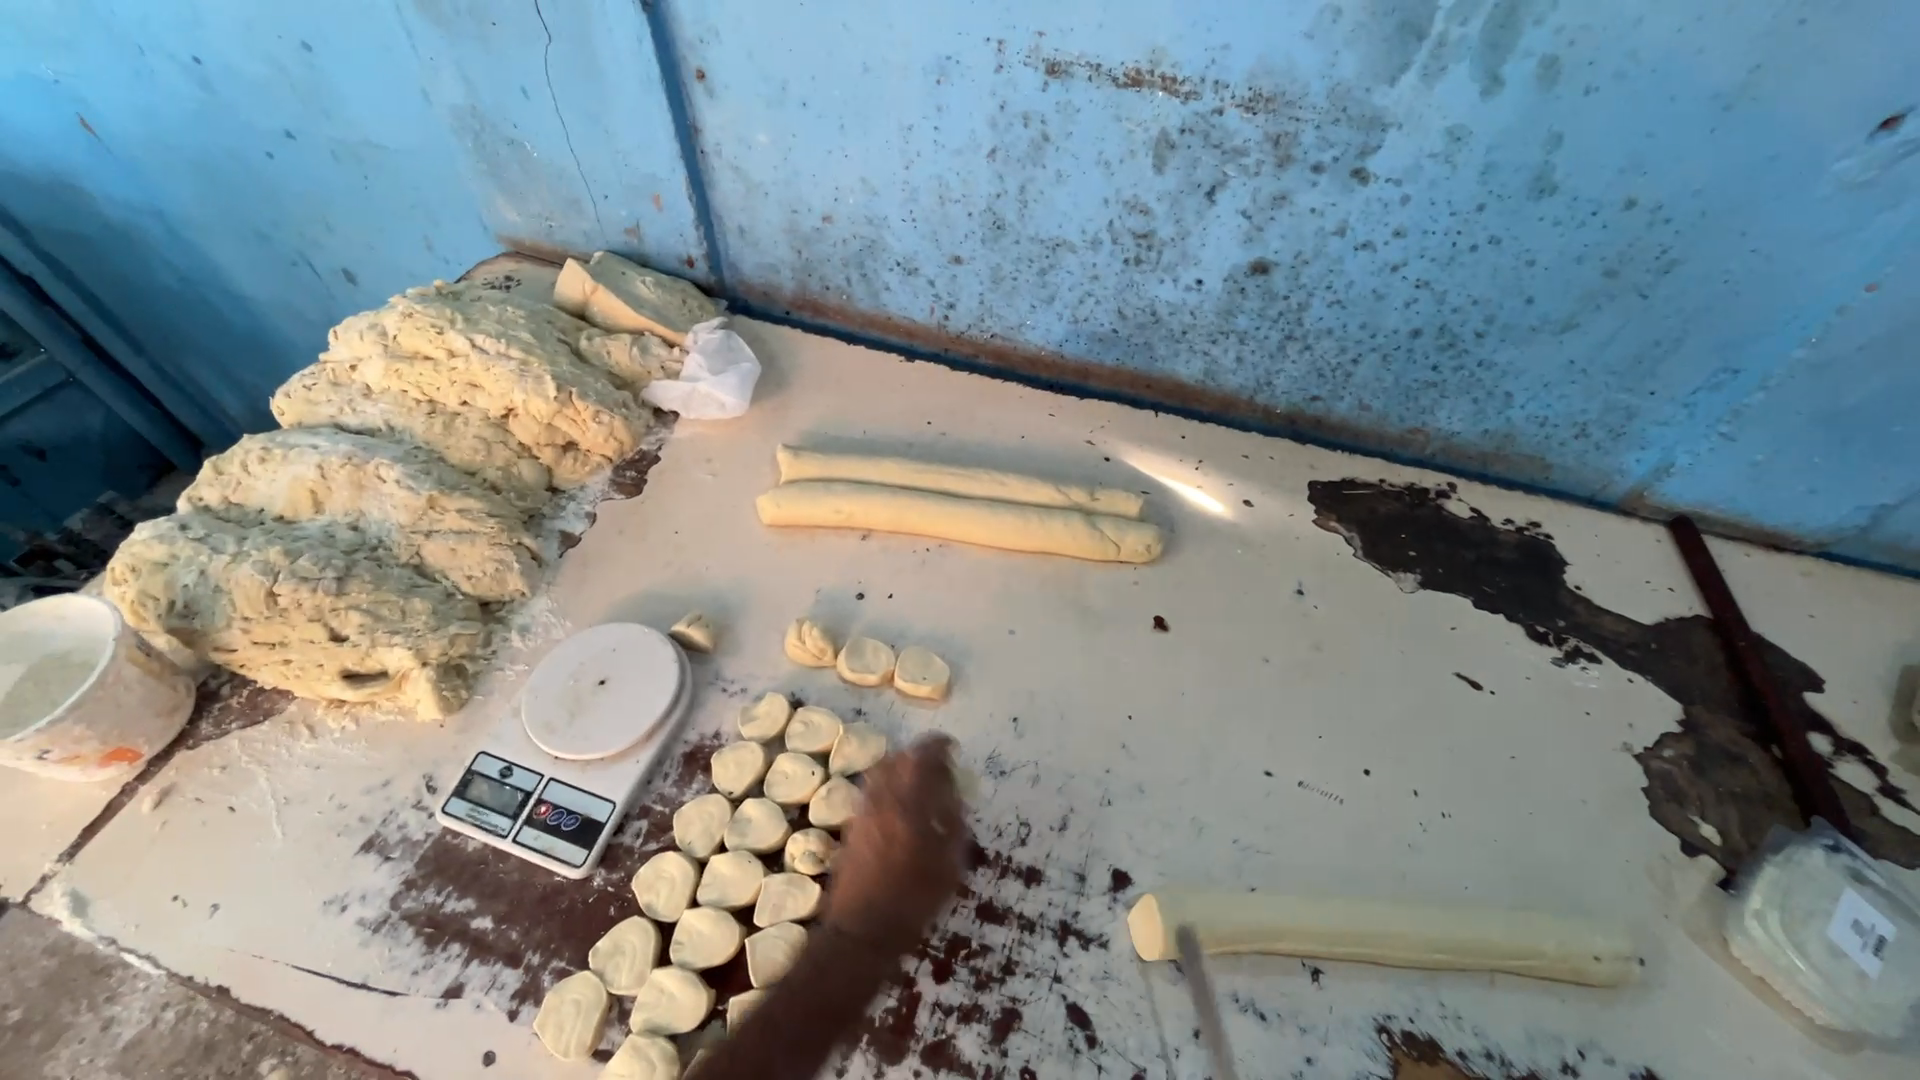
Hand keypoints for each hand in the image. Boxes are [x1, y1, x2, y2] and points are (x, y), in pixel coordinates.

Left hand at [823, 734, 970, 954]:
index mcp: (908, 805)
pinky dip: (887, 786)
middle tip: (936, 763)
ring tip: (918, 780)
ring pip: (879, 772)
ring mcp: (862, 812)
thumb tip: (955, 799)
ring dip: (900, 767)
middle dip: (918, 754)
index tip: (951, 747)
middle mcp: (881, 800)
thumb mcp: (948, 868)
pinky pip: (871, 791)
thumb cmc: (912, 903)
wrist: (860, 932)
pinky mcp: (850, 826)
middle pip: (897, 759)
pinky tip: (899, 804)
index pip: (922, 758)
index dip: (938, 746)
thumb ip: (954, 826)